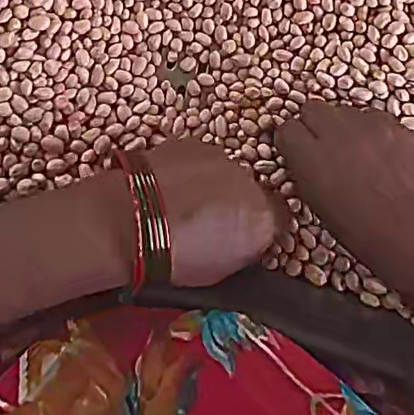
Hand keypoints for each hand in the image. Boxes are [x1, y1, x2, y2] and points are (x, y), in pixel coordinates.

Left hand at [132, 138, 284, 287]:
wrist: (133, 217)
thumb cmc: (174, 256)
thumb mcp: (221, 271)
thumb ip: (242, 249)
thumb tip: (241, 241)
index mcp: (262, 220)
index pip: (280, 220)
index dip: (260, 229)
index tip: (244, 238)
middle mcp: (249, 182)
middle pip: (252, 192)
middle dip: (236, 204)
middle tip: (209, 222)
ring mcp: (220, 158)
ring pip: (226, 172)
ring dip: (214, 185)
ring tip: (186, 203)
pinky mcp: (192, 143)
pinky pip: (200, 159)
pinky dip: (191, 169)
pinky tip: (171, 185)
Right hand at [273, 102, 413, 295]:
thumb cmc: (370, 236)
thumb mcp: (321, 208)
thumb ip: (306, 172)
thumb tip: (303, 158)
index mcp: (311, 159)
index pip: (286, 129)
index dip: (292, 141)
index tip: (298, 151)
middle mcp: (335, 135)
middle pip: (311, 109)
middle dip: (314, 125)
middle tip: (323, 146)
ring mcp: (367, 126)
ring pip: (342, 110)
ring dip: (342, 126)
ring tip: (354, 151)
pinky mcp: (395, 125)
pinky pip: (371, 116)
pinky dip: (370, 129)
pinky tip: (378, 151)